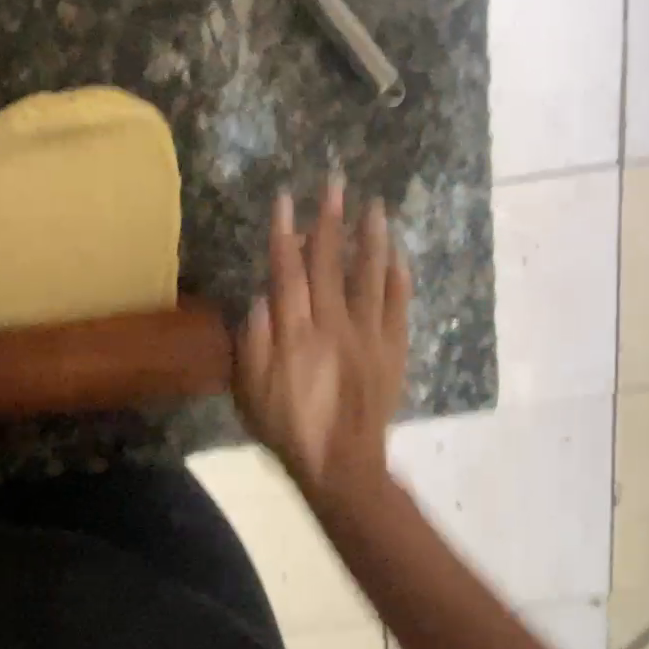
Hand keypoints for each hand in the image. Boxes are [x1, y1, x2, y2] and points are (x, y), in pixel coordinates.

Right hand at [233, 178, 410, 512]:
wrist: (342, 467)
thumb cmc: (285, 427)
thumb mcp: (249, 389)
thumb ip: (253, 342)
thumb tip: (262, 297)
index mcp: (294, 332)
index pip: (287, 270)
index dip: (285, 232)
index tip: (286, 199)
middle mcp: (332, 324)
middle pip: (328, 263)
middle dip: (330, 219)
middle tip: (334, 182)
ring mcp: (368, 335)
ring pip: (370, 276)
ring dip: (370, 238)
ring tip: (374, 205)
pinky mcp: (392, 351)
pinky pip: (398, 306)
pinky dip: (398, 278)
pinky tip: (398, 254)